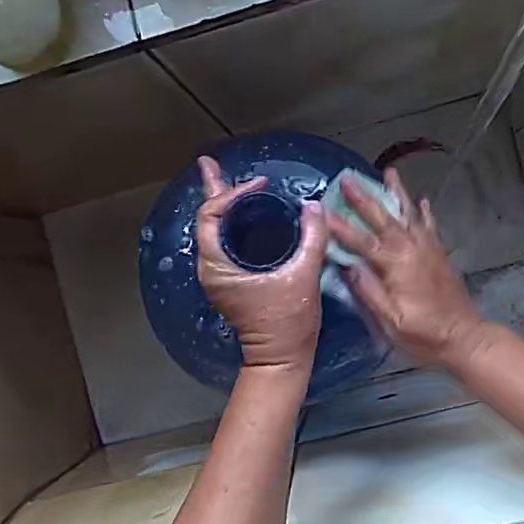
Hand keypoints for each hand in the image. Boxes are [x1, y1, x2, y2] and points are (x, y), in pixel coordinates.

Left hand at [194, 156, 327, 373]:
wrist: (282, 359)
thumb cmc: (287, 322)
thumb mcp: (303, 277)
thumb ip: (312, 239)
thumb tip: (314, 207)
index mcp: (219, 265)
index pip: (213, 216)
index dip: (233, 194)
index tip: (261, 185)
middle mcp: (213, 268)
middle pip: (210, 219)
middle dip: (214, 190)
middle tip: (210, 164)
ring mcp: (222, 276)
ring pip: (219, 231)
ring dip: (225, 205)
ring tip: (227, 182)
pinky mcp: (234, 282)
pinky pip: (229, 243)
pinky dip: (236, 224)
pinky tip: (249, 216)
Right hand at [326, 169, 487, 368]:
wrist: (465, 338)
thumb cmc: (424, 335)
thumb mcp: (390, 321)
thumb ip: (369, 292)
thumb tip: (348, 267)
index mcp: (396, 266)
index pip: (362, 242)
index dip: (341, 227)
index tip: (321, 210)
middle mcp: (413, 250)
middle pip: (385, 219)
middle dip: (365, 198)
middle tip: (348, 179)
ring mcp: (429, 250)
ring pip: (410, 215)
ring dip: (398, 194)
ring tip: (390, 173)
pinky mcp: (440, 255)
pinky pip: (430, 226)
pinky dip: (424, 213)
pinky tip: (421, 202)